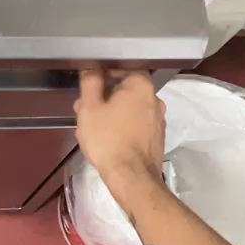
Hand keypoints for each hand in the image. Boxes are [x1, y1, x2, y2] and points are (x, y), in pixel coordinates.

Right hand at [74, 69, 166, 195]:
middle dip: (106, 97)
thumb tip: (92, 68)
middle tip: (86, 110)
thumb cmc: (108, 139)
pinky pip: (136, 124)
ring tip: (94, 128)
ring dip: (113, 113)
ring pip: (131, 109)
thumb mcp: (89, 107)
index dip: (105, 75)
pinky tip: (108, 139)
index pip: (123, 68)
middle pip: (127, 90)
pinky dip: (123, 126)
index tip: (90, 87)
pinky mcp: (157, 138)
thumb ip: (90, 83)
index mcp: (141, 86)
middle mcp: (155, 99)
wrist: (131, 177)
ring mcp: (158, 120)